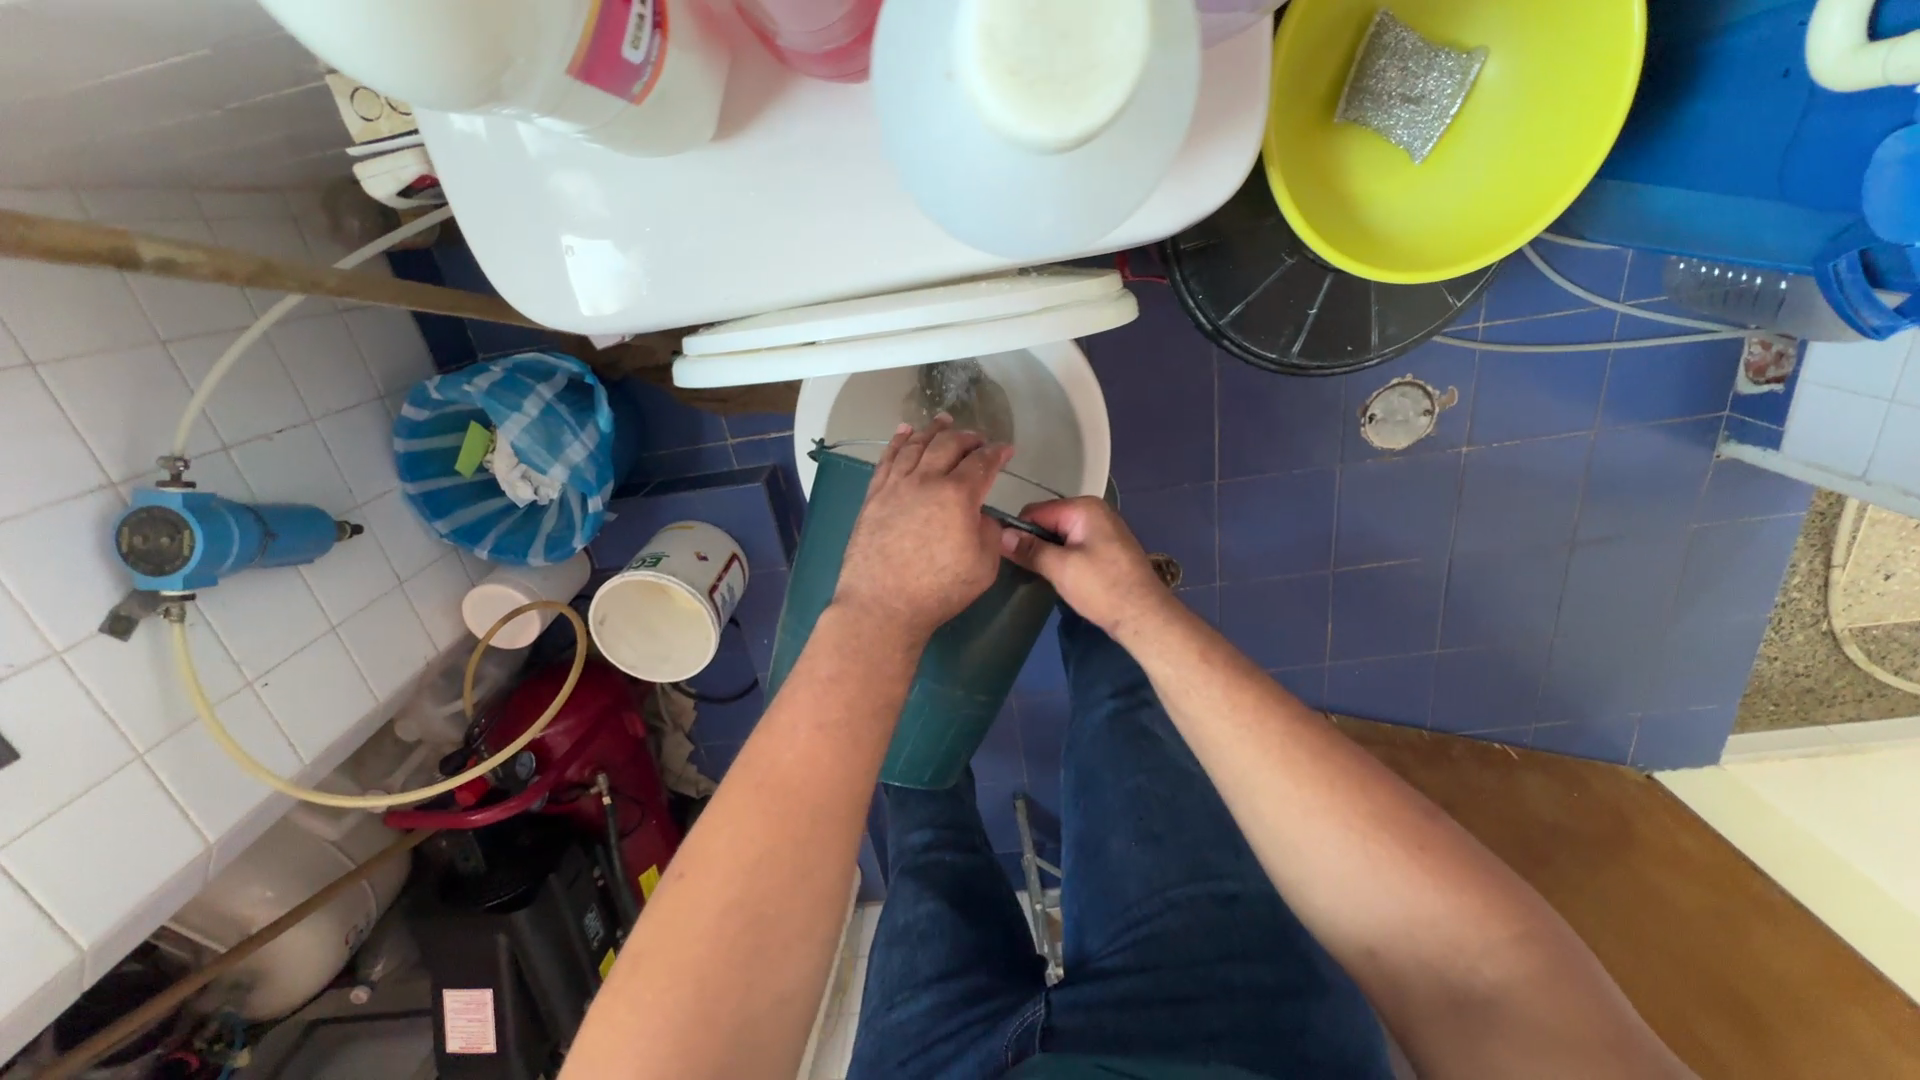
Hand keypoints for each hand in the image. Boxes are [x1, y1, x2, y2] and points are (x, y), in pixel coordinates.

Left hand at [832, 416, 1014, 644]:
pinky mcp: (874, 497)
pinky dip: (898, 442)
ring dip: (933, 430)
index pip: (982, 463)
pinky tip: (904, 433)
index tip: (1006, 450)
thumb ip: (988, 533)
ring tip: (943, 420)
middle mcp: (926, 481)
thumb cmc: (938, 590)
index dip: (997, 453)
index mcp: (958, 495)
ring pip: (916, 446)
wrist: (882, 604)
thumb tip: (979, 516)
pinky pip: (888, 460)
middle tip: (978, 438)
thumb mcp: (984, 565)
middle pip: (948, 445)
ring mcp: (896, 486)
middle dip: (967, 437)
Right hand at [999, 497, 1176, 637]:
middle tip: (1025, 569)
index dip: (1019, 532)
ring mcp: (1103, 530)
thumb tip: (1000, 536)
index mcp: (1084, 508)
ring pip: (1060, 536)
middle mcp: (1095, 511)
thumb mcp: (1060, 568)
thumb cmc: (1103, 588)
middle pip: (1048, 521)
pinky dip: (1064, 559)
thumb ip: (1029, 549)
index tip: (1008, 556)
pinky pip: (1075, 546)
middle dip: (1034, 543)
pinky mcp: (1107, 549)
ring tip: (1042, 575)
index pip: (1035, 511)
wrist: (1145, 617)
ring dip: (1049, 554)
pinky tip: (1061, 578)